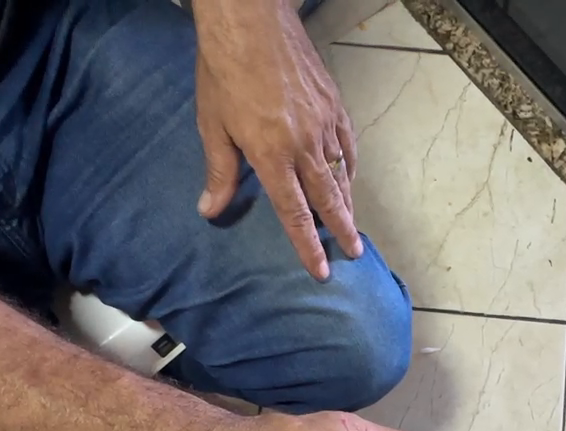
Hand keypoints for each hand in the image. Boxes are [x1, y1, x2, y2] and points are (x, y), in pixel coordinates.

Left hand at [193, 0, 361, 279]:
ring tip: (353, 225)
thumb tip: (210, 211)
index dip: (308, 246)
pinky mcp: (333, 105)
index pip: (294, 213)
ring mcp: (323, 125)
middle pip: (329, 200)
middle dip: (342, 230)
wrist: (249, 17)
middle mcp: (303, 147)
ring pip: (342, 175)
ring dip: (349, 204)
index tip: (322, 270)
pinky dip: (350, 166)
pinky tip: (350, 177)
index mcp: (272, 156)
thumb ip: (220, 172)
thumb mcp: (213, 124)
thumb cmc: (224, 70)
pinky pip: (348, 145)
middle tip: (355, 253)